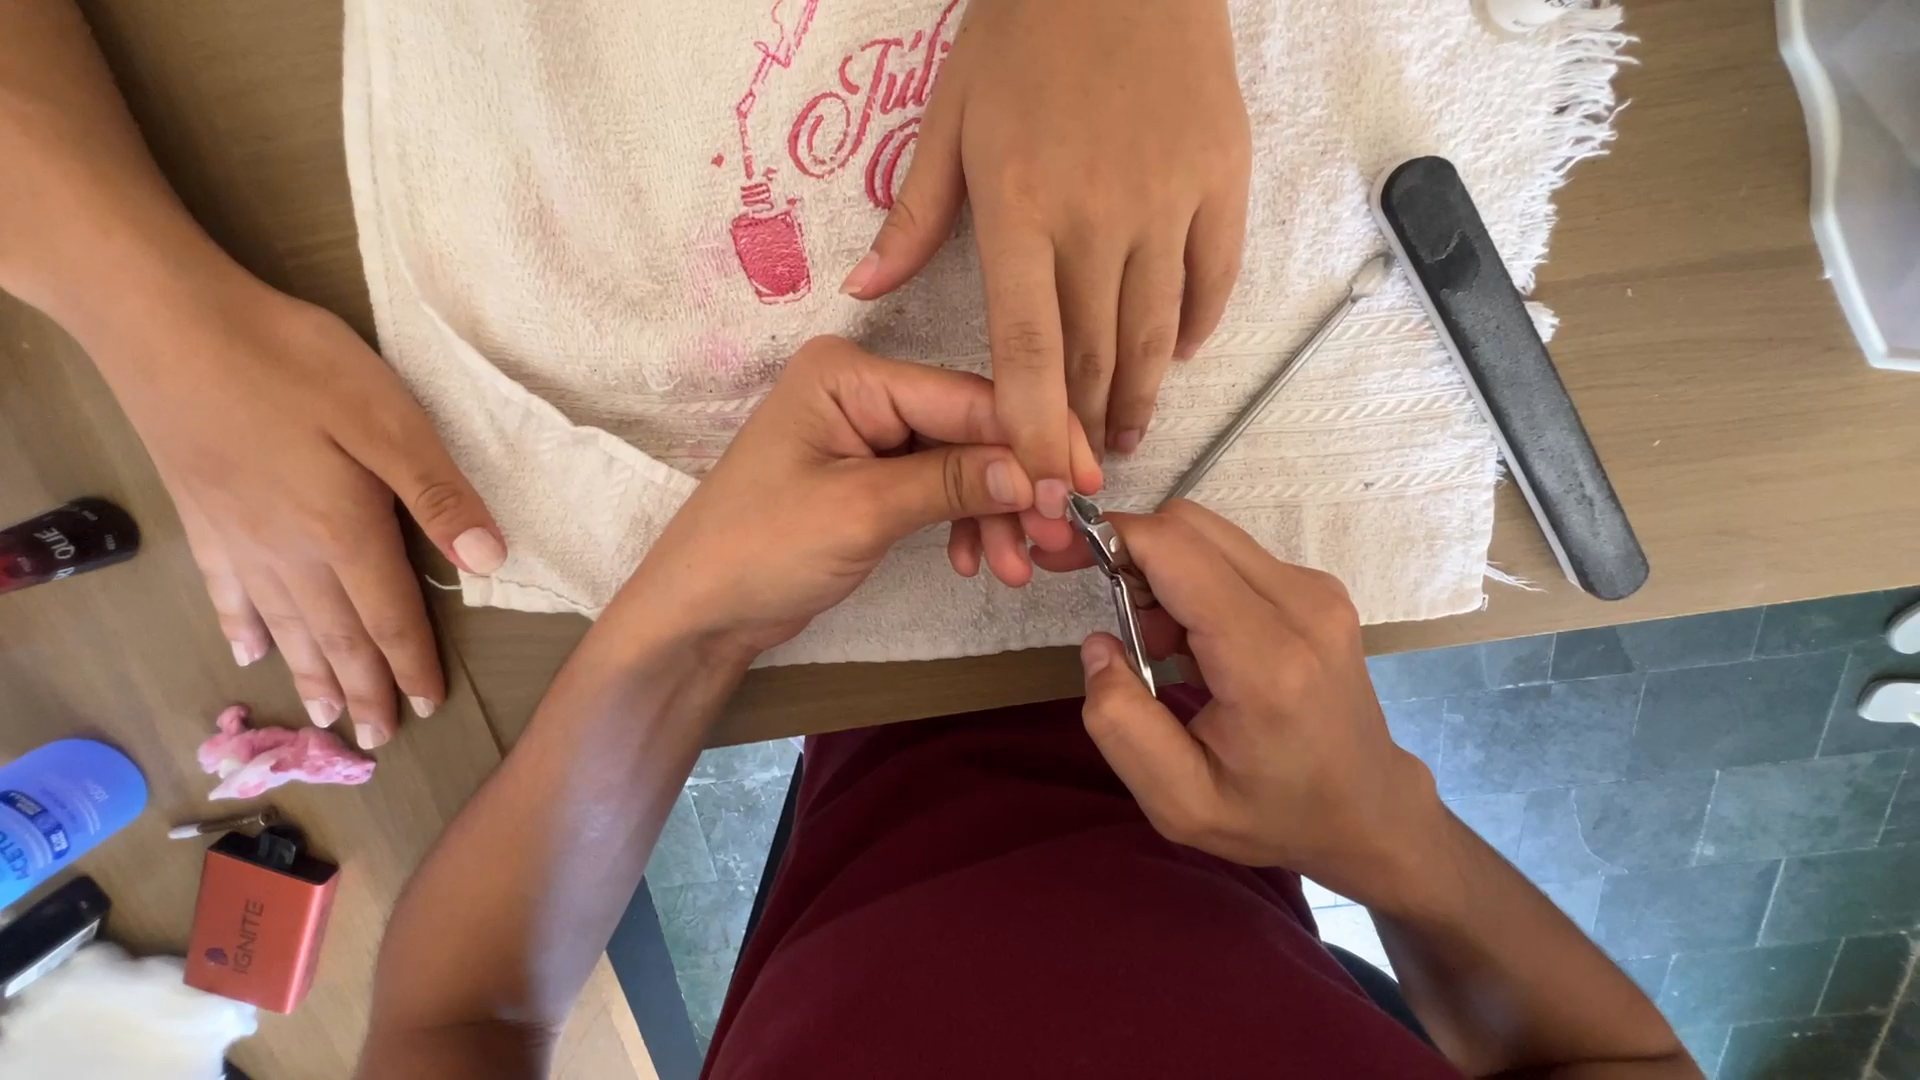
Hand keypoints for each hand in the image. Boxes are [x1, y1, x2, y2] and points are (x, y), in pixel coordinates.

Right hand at [94, 276, 504, 749]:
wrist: (167, 319)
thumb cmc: (297, 367)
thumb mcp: (392, 425)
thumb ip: (440, 498)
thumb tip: (489, 564)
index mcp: (345, 533)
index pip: (390, 618)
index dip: (410, 666)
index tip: (426, 708)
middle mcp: (288, 552)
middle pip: (337, 637)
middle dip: (364, 690)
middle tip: (378, 739)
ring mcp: (237, 538)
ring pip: (285, 627)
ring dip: (311, 675)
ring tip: (325, 719)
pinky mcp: (203, 515)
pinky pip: (227, 592)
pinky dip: (244, 628)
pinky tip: (248, 653)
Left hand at [626, 336, 1097, 656]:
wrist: (700, 612)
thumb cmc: (763, 548)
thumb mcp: (864, 511)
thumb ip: (953, 482)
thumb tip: (1038, 473)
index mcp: (850, 375)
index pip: (964, 397)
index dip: (1029, 440)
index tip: (1080, 485)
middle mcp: (863, 392)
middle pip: (968, 430)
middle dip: (1014, 486)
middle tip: (1055, 538)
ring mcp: (868, 434)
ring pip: (959, 465)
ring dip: (993, 514)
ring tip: (1016, 568)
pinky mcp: (872, 476)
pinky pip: (936, 489)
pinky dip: (962, 524)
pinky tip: (975, 561)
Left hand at [843, 0, 1250, 480]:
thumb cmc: (1021, 39)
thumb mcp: (948, 121)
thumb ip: (912, 219)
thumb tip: (864, 289)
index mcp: (1019, 212)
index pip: (1025, 350)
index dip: (1032, 427)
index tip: (1038, 480)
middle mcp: (1097, 221)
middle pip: (1092, 357)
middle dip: (1085, 428)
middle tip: (1078, 469)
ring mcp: (1168, 204)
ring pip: (1153, 335)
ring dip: (1139, 398)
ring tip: (1126, 437)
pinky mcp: (1221, 183)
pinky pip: (1211, 280)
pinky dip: (1192, 329)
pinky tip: (1175, 358)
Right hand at [1038, 500, 1444, 903]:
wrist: (1370, 811)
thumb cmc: (1275, 814)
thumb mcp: (1180, 803)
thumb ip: (1121, 725)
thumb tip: (1098, 644)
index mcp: (1266, 661)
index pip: (1175, 550)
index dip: (1110, 538)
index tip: (1061, 558)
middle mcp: (1301, 606)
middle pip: (1187, 526)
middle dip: (1129, 552)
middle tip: (1112, 616)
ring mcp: (1316, 591)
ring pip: (1206, 535)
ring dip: (1159, 570)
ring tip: (1155, 644)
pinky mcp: (1316, 589)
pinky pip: (1229, 554)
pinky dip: (1189, 580)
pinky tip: (1191, 640)